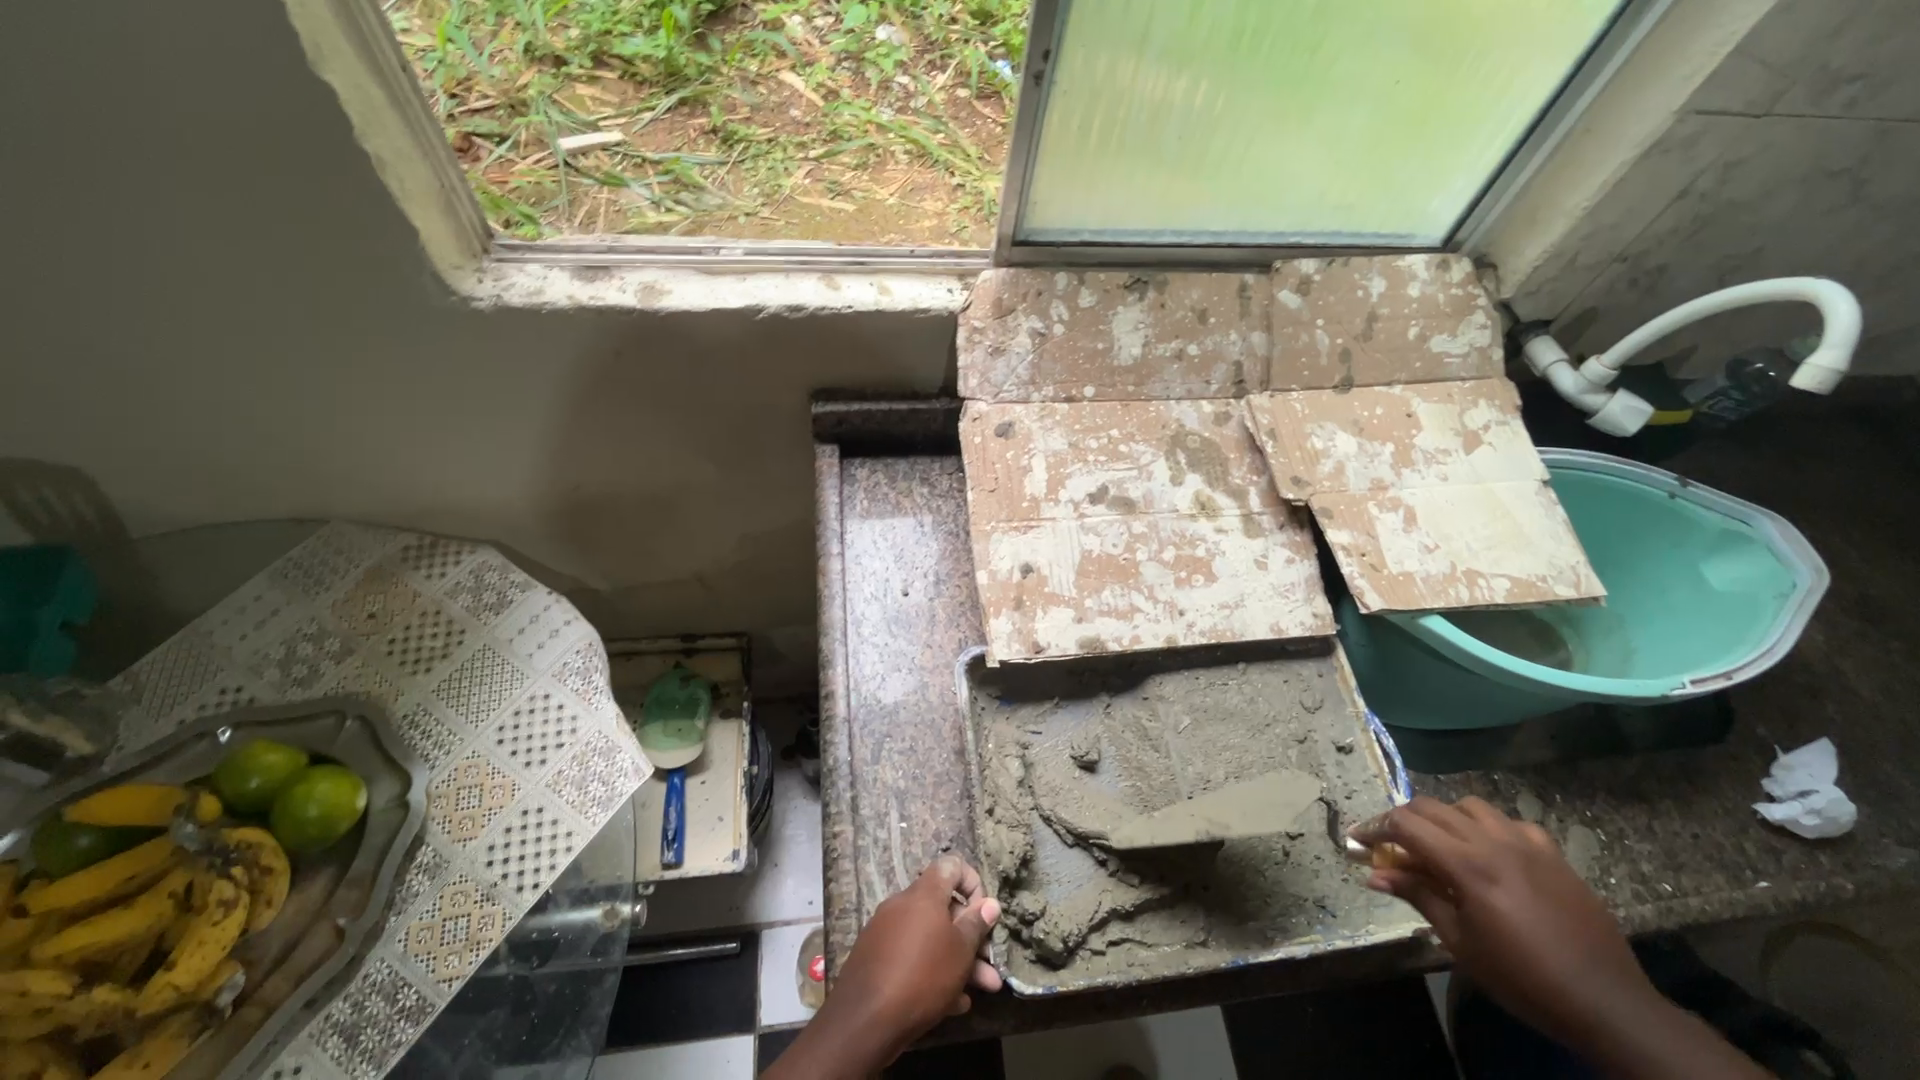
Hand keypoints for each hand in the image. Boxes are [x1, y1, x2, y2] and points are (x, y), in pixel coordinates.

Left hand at [766, 856, 1001, 1079]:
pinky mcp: (876, 957)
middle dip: (970, 936)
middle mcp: (902, 905)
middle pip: (943, 909)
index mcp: (923, 894)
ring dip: (958, 960)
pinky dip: (933, 972)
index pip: (951, 866)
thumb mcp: (960, 951)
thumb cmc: (922, 976)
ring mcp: (886, 931)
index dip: (973, 883)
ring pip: (930, 938)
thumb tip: (990, 903)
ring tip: (982, 990)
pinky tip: (953, 1003)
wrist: (864, 1020)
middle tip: (990, 963)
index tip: (983, 914)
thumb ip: (976, 924)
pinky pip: (912, 956)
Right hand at [1350, 798, 1769, 1079]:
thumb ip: (1418, 897)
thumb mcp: (1460, 942)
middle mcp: (1495, 842)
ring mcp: (1529, 844)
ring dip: (1445, 817)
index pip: (1407, 825)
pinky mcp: (1554, 855)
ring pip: (1472, 806)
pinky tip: (1490, 853)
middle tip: (1388, 844)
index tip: (1358, 840)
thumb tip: (1374, 874)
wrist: (1602, 999)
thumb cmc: (1521, 977)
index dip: (1376, 828)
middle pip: (1433, 807)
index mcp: (1468, 864)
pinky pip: (1512, 823)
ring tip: (1438, 844)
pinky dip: (1489, 828)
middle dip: (1402, 819)